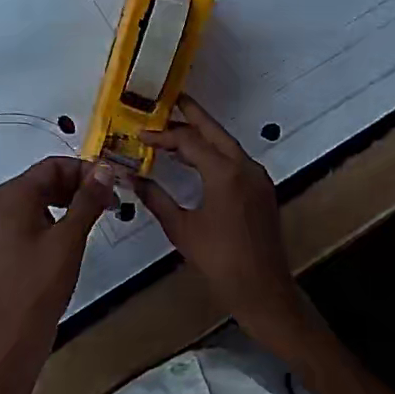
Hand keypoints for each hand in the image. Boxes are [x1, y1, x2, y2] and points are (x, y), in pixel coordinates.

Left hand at [0, 156, 116, 349]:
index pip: (52, 166)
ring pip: (43, 197)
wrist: (13, 335)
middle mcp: (5, 203)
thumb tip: (105, 169)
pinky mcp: (11, 242)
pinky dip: (60, 216)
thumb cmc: (39, 284)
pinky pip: (37, 216)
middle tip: (111, 198)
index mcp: (14, 195)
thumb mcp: (69, 239)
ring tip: (101, 211)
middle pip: (46, 179)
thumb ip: (87, 200)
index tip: (113, 181)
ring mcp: (5, 224)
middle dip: (79, 184)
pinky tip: (79, 229)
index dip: (84, 169)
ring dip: (72, 200)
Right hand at [135, 95, 320, 345]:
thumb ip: (155, 197)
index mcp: (225, 173)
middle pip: (213, 131)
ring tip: (175, 128)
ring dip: (201, 134)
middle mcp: (245, 167)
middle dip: (191, 116)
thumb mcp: (181, 228)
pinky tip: (195, 159)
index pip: (189, 141)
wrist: (264, 292)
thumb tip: (130, 177)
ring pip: (226, 144)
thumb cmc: (220, 261)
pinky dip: (213, 152)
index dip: (163, 135)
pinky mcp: (260, 190)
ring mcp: (257, 178)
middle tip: (169, 101)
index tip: (140, 134)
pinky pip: (234, 159)